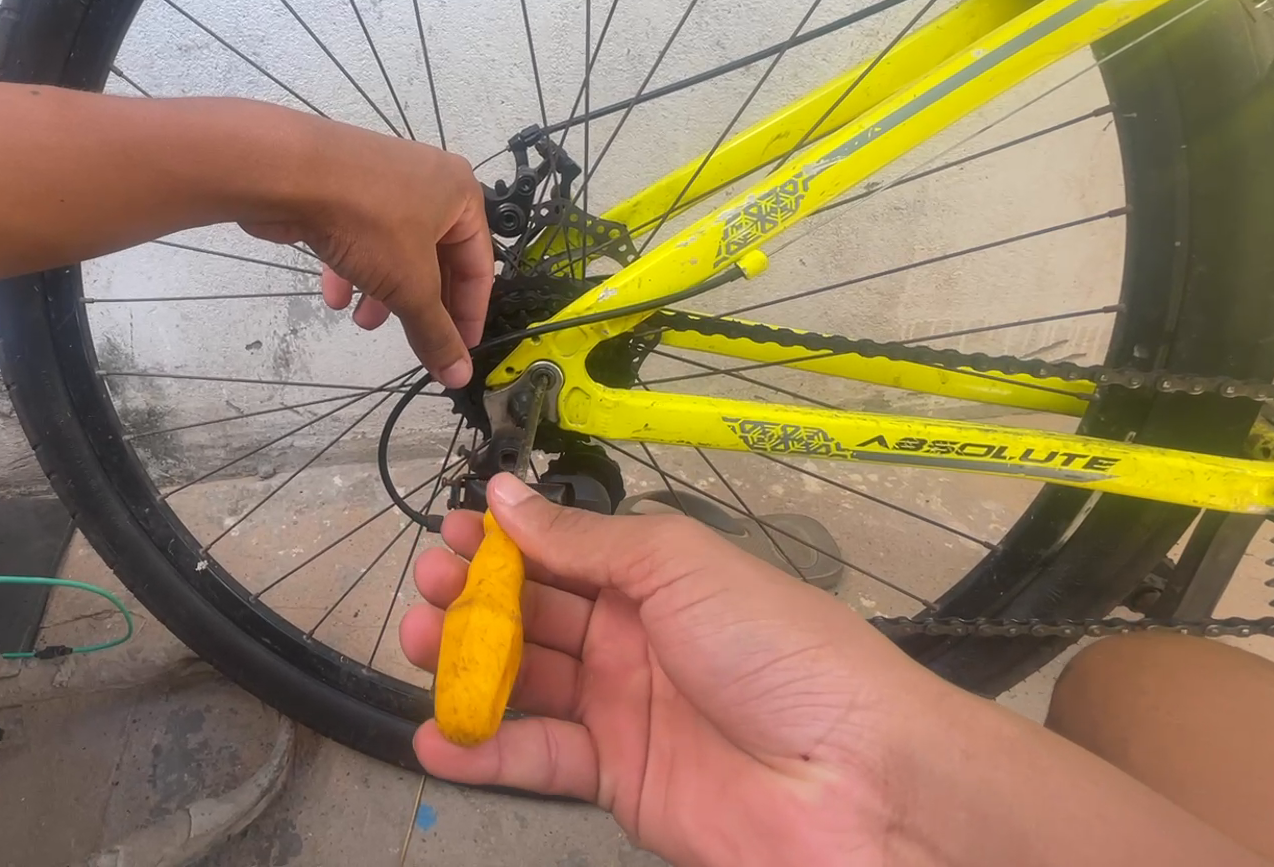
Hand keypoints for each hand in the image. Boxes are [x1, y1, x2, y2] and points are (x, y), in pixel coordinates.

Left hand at [237, 111, 490, 388]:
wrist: (289, 173)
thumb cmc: (367, 220)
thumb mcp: (410, 286)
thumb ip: (435, 333)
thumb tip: (459, 375)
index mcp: (460, 195)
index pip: (478, 267)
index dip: (469, 314)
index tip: (458, 352)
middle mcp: (427, 184)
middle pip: (435, 261)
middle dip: (419, 304)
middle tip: (411, 340)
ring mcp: (384, 184)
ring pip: (395, 253)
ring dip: (383, 294)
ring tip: (363, 322)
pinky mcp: (346, 191)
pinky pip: (361, 238)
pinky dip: (353, 270)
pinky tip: (334, 297)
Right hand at [399, 474, 952, 866]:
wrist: (858, 782)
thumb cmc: (765, 643)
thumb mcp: (674, 564)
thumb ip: (580, 536)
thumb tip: (503, 491)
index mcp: (646, 577)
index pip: (557, 550)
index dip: (502, 540)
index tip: (449, 530)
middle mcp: (626, 636)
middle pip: (532, 612)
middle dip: (473, 595)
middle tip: (426, 584)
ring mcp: (618, 709)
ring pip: (524, 679)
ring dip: (465, 662)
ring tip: (415, 641)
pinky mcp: (615, 779)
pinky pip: (539, 757)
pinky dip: (483, 751)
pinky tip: (435, 739)